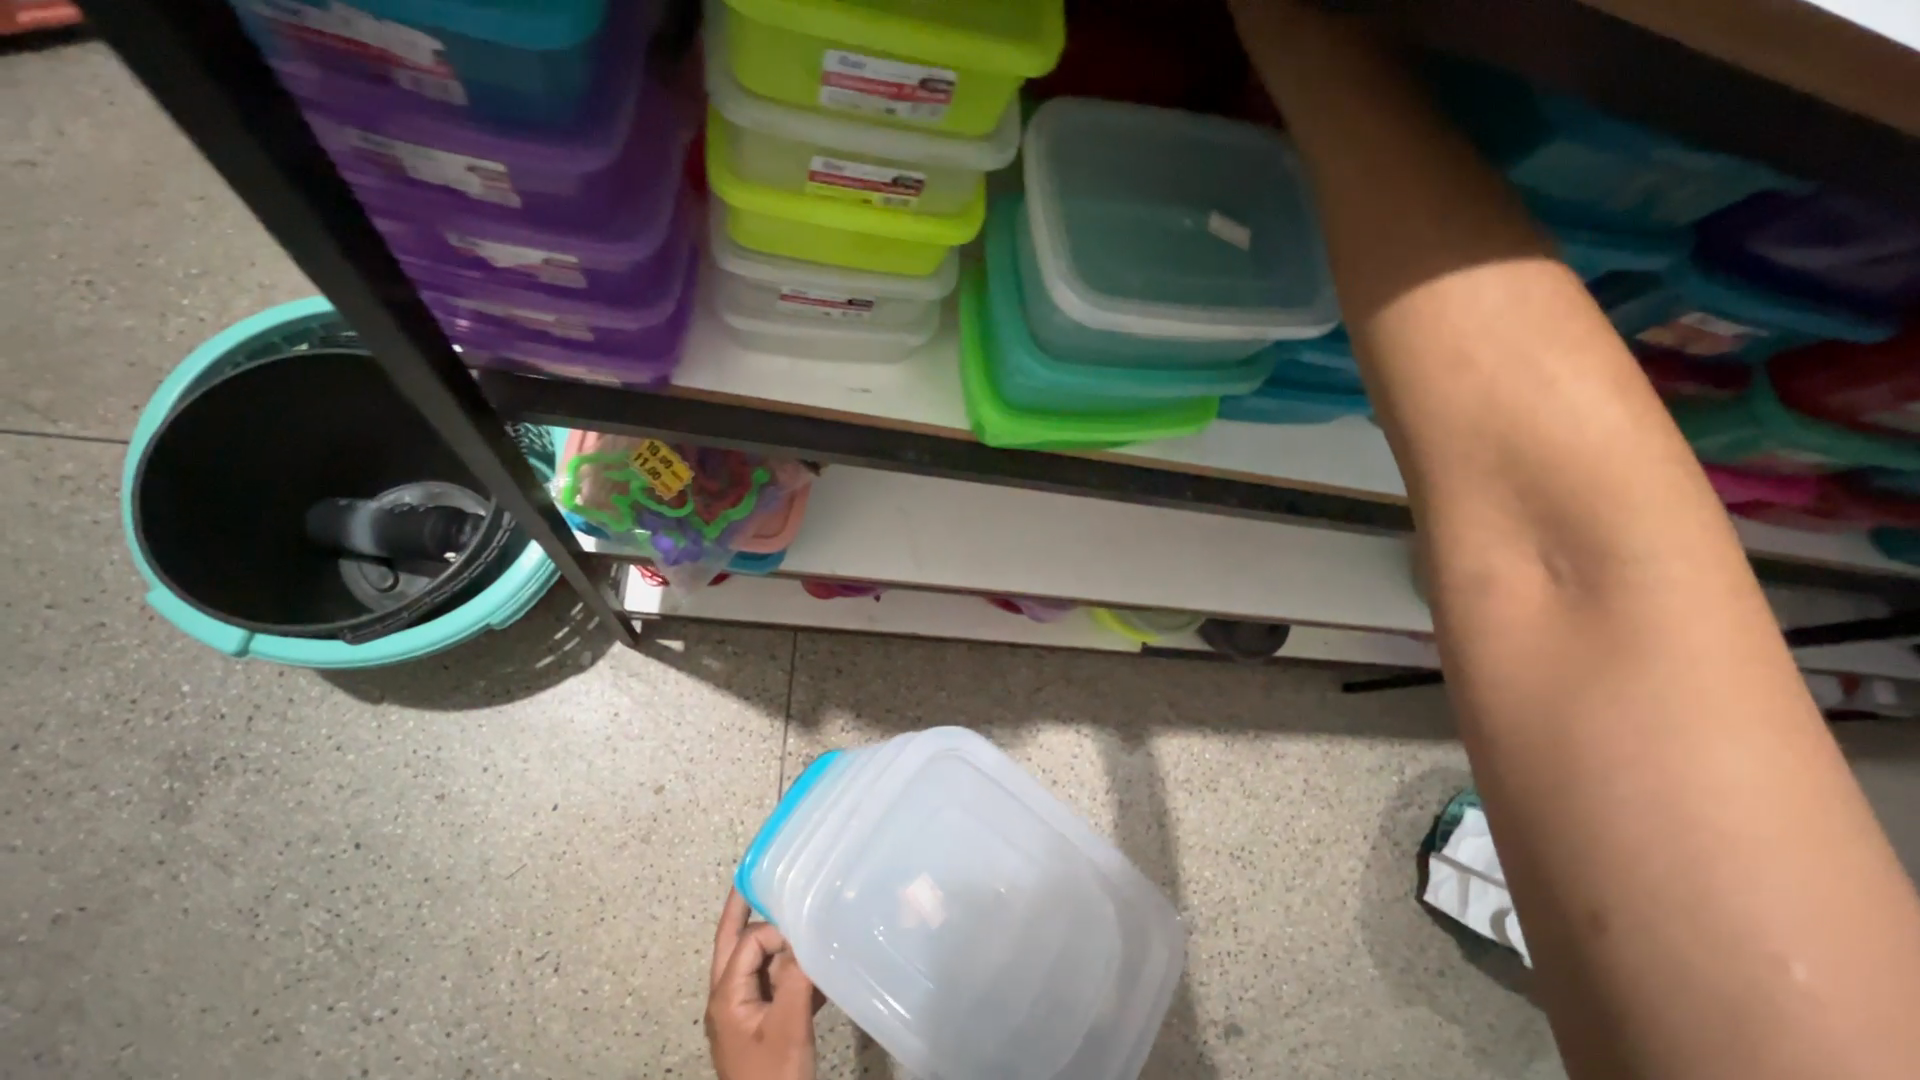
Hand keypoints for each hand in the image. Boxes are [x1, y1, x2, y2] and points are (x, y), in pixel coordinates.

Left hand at [705, 889, 820, 1079]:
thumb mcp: (789, 1026)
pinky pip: (772, 987)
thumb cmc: (774, 1075)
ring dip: (774, 944)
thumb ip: (796, 977)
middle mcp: (728, 998)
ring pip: (754, 964)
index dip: (776, 931)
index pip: (748, 943)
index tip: (806, 932)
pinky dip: (789, 973)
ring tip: (798, 919)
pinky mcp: (759, 1025)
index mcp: (726, 996)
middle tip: (758, 877)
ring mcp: (742, 1013)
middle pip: (733, 944)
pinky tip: (815, 968)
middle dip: (744, 911)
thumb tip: (806, 937)